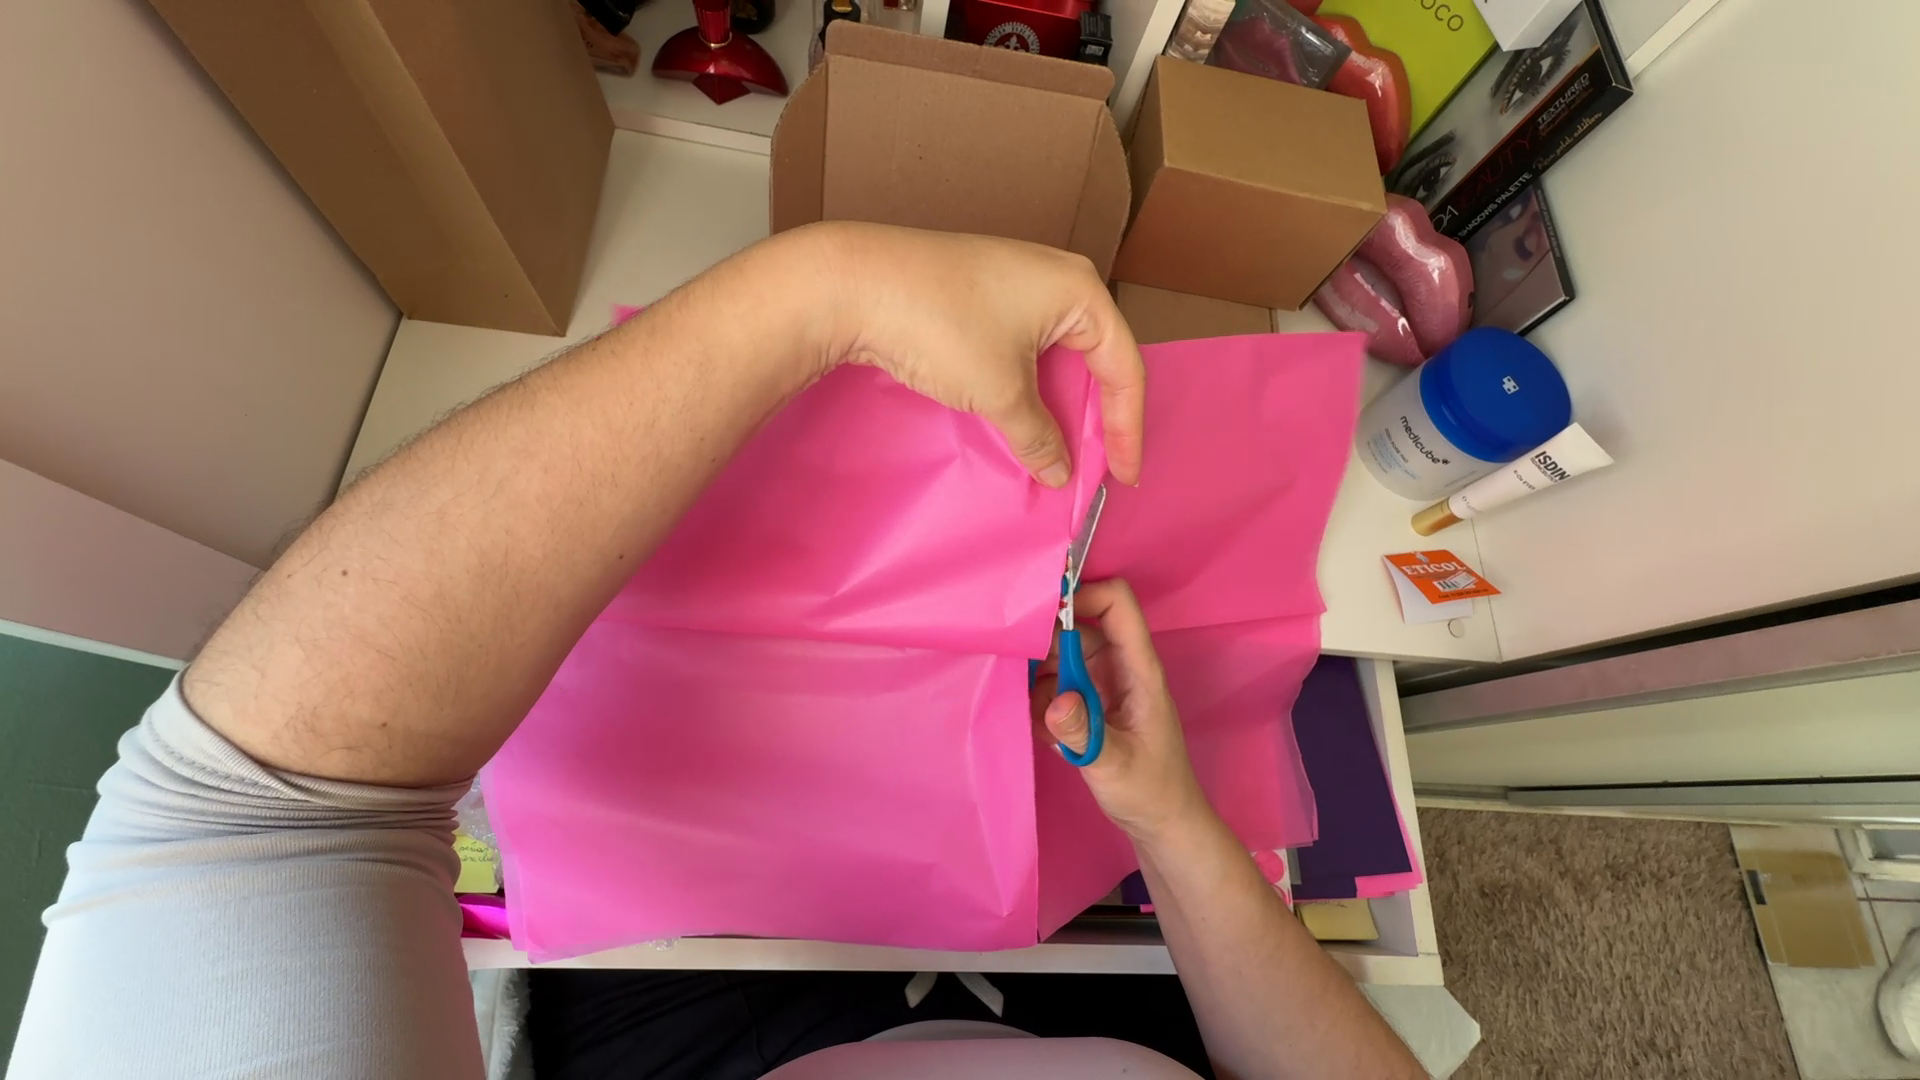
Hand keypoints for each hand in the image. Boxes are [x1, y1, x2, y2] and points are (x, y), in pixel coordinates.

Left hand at [805, 222, 1144, 486]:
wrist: (854, 285)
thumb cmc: (942, 326)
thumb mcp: (1000, 391)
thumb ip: (1038, 436)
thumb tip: (1059, 471)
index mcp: (1080, 291)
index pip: (1124, 368)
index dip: (1128, 429)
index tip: (1126, 476)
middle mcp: (1056, 281)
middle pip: (1095, 360)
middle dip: (1095, 417)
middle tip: (1097, 466)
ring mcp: (1016, 286)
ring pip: (1056, 359)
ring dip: (1057, 407)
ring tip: (1058, 451)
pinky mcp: (982, 299)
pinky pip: (1024, 353)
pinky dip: (1028, 392)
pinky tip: (1020, 421)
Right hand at [1031, 580, 1212, 841]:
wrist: (1162, 823)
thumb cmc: (1150, 791)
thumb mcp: (1114, 765)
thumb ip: (1083, 733)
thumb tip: (1054, 700)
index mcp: (1137, 669)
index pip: (1116, 604)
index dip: (1083, 595)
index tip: (1043, 615)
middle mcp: (1118, 667)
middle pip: (1077, 627)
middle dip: (1046, 643)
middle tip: (1022, 671)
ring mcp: (1101, 685)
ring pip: (1061, 657)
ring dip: (1041, 680)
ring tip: (1038, 715)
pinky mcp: (1087, 704)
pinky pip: (1056, 685)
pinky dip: (1043, 703)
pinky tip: (1047, 734)